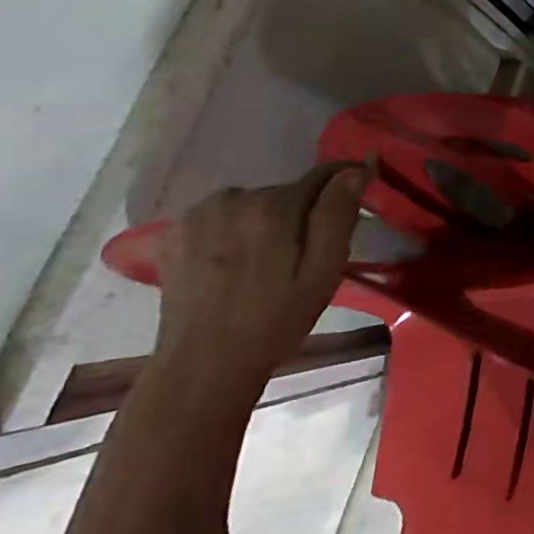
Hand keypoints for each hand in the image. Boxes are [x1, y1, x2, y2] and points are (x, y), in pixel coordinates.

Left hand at [151, 163, 372, 387]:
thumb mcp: (324, 271)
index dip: (346, 181)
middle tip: (308, 252)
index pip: (323, 175)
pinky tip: (235, 261)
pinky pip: (221, 216)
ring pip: (253, 202)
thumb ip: (337, 215)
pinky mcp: (173, 231)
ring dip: (267, 220)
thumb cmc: (277, 319)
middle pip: (287, 191)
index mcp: (274, 208)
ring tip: (269, 259)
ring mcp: (197, 214)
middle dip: (303, 212)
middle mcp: (233, 199)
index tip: (360, 194)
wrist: (204, 364)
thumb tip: (354, 170)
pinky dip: (234, 229)